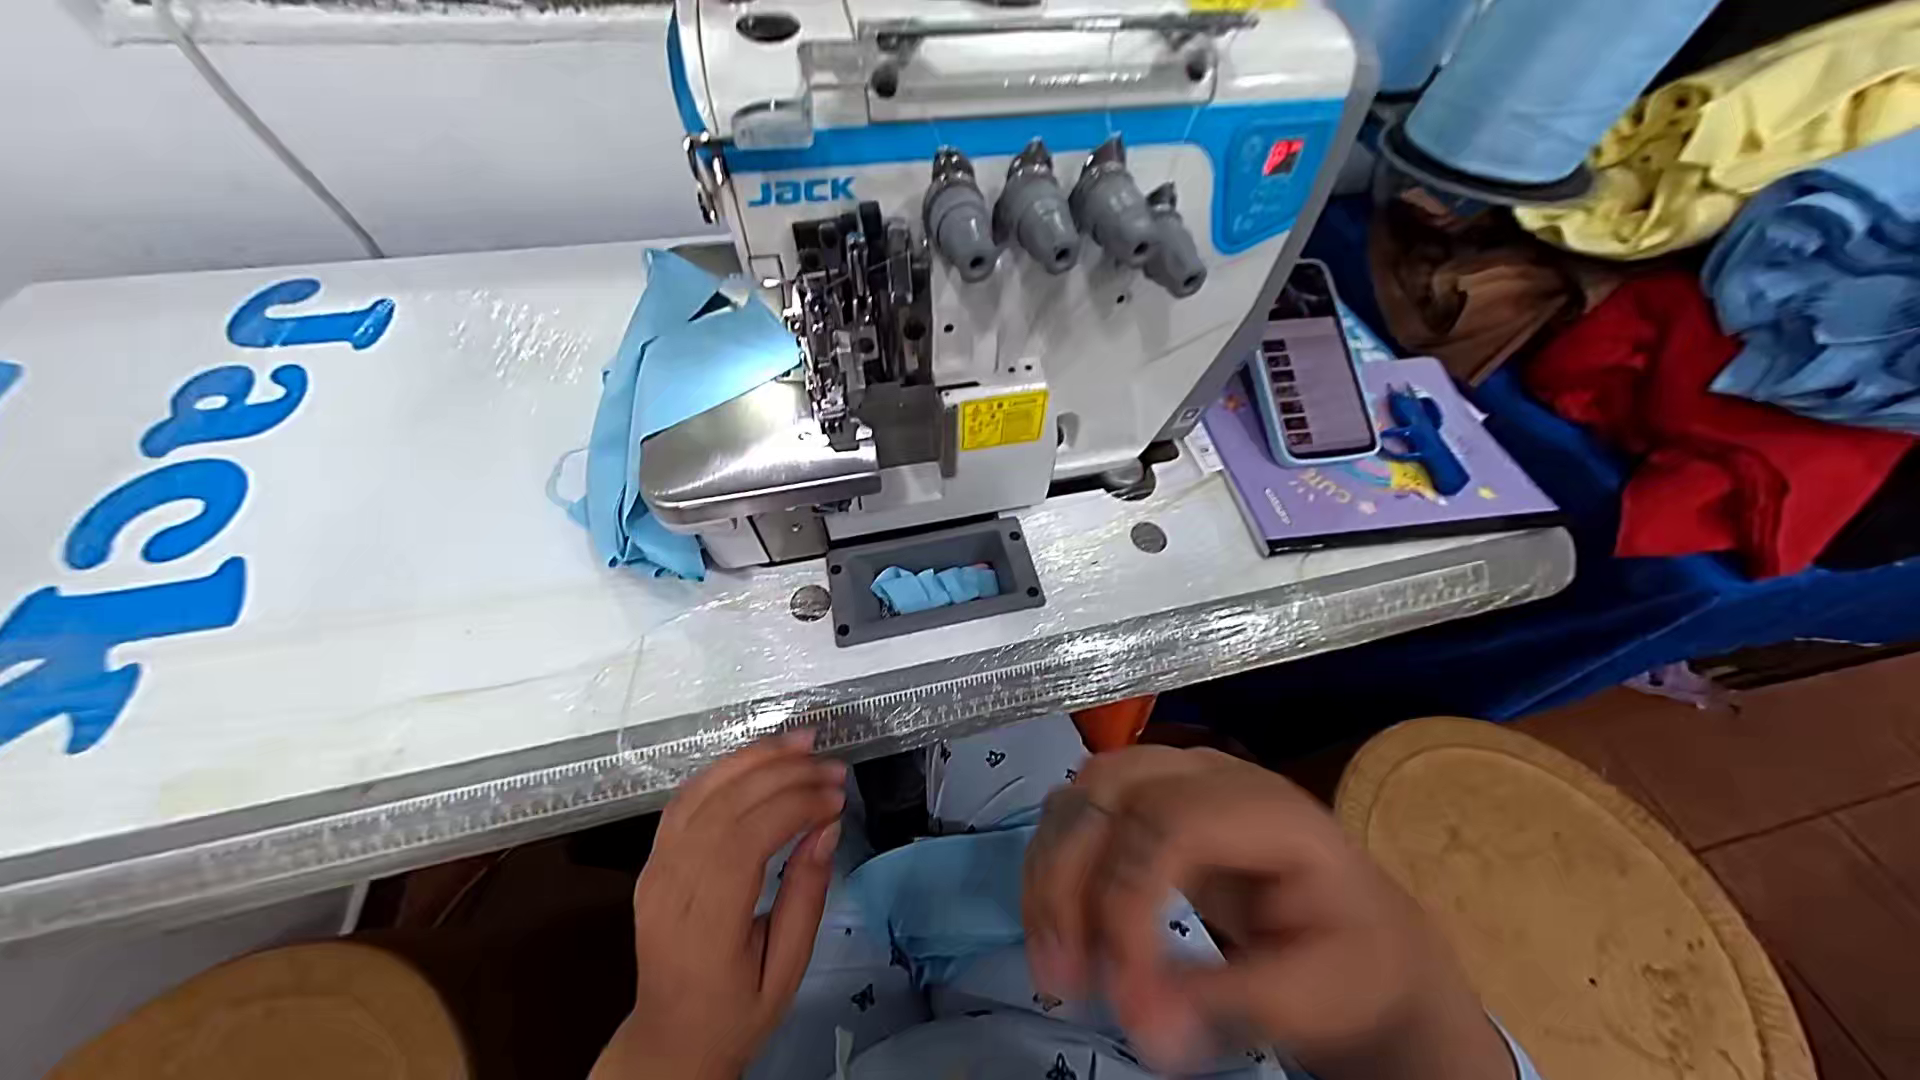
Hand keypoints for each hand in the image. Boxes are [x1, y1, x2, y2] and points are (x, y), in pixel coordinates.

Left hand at [592, 732, 845, 1079]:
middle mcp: (672, 887)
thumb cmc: (736, 1011)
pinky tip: (759, 758)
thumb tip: (826, 827)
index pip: (747, 840)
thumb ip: (807, 895)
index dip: (795, 806)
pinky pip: (687, 797)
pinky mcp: (653, 858)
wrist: (670, 1040)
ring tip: (801, 742)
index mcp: (706, 926)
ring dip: (755, 757)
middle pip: (725, 805)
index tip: (837, 798)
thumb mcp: (788, 970)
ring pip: (702, 790)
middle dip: (785, 774)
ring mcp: (655, 868)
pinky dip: (726, 768)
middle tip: (831, 765)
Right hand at [1023, 746, 1512, 1079]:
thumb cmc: (1346, 955)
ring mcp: (1166, 774)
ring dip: (1049, 872)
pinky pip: (1074, 809)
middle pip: (1108, 789)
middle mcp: (1204, 772)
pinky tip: (1055, 922)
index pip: (1170, 823)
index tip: (1120, 994)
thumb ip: (1230, 1004)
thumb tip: (1140, 1021)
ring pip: (1078, 792)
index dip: (1127, 898)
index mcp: (1263, 806)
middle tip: (1058, 976)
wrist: (1353, 923)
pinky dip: (1050, 864)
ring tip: (1051, 959)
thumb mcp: (1316, 993)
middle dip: (1068, 879)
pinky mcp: (1140, 795)